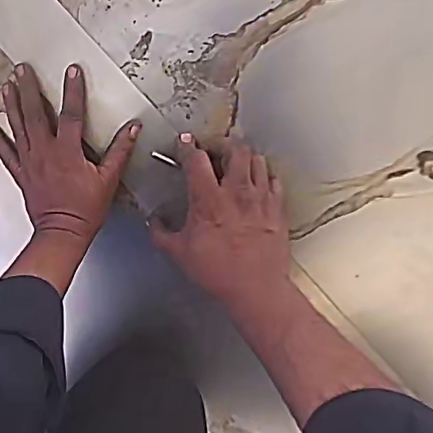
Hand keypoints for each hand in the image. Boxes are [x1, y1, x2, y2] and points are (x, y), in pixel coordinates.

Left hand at [0, 63, 140, 292]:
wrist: (62, 232)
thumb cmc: (85, 209)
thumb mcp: (109, 179)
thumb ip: (120, 151)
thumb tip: (133, 128)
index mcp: (67, 151)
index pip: (71, 113)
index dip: (73, 90)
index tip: (72, 71)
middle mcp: (45, 152)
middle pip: (35, 113)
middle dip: (29, 88)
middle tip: (22, 69)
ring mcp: (29, 161)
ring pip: (18, 127)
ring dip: (12, 105)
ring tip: (7, 86)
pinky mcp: (21, 173)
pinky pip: (6, 153)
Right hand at [148, 135, 292, 316]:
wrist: (256, 288)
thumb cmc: (219, 271)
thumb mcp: (178, 252)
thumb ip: (161, 232)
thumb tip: (154, 222)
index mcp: (208, 199)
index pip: (196, 158)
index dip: (187, 146)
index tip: (183, 144)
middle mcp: (236, 192)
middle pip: (234, 149)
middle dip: (220, 144)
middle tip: (212, 150)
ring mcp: (260, 198)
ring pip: (257, 160)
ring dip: (243, 158)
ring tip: (234, 164)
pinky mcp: (277, 209)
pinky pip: (273, 179)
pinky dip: (263, 176)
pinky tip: (255, 184)